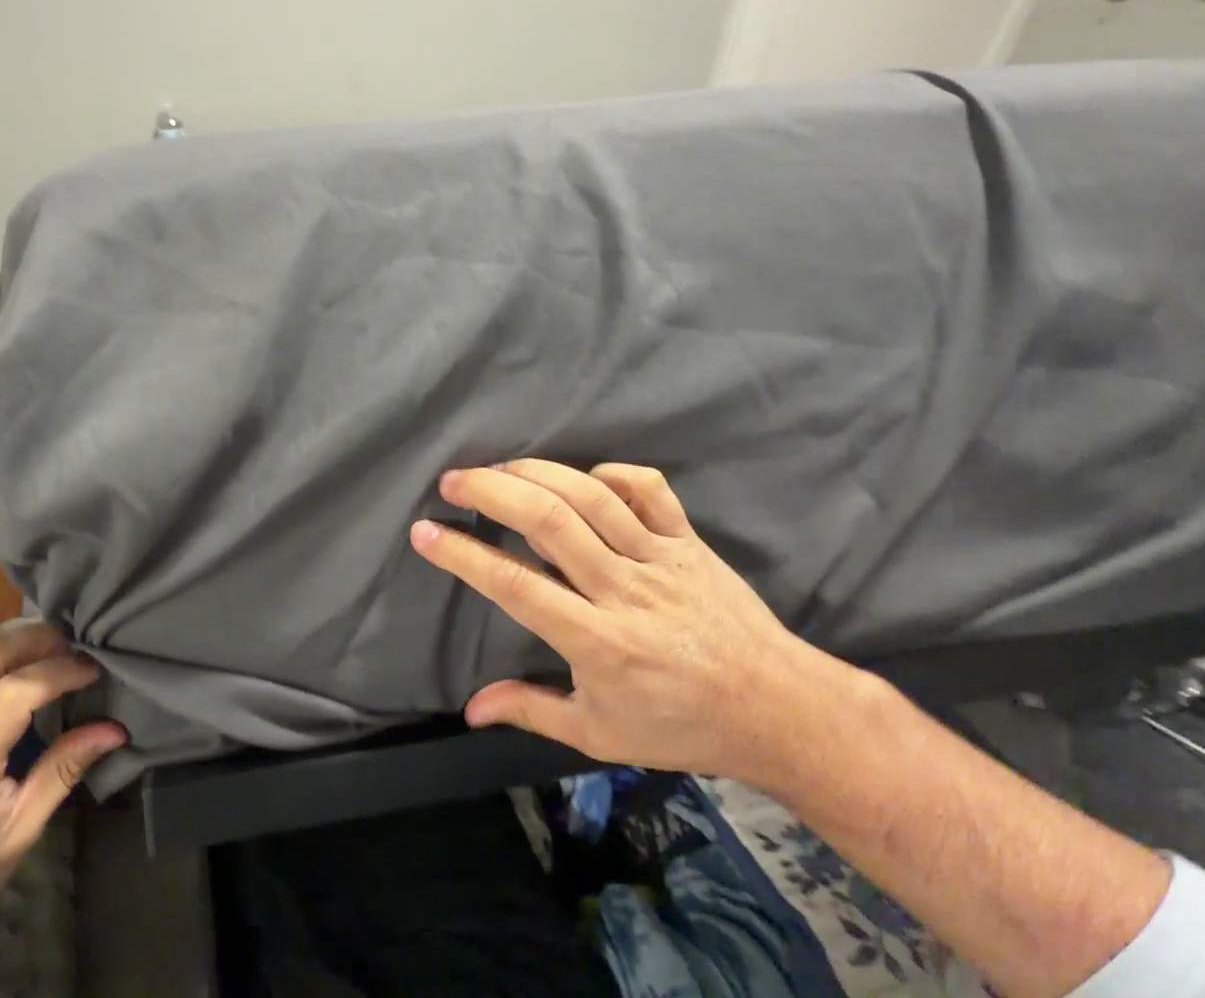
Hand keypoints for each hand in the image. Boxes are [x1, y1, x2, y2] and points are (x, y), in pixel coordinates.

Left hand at [0, 624, 125, 949]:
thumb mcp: (23, 829)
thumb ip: (64, 769)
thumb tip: (114, 729)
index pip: (12, 694)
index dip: (58, 672)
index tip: (93, 669)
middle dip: (32, 637)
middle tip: (76, 641)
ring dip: (13, 642)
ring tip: (57, 647)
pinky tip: (23, 667)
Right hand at [409, 459, 846, 782]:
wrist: (780, 710)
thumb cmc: (681, 727)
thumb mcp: (599, 734)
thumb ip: (531, 712)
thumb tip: (471, 709)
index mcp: (596, 640)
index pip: (513, 584)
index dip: (462, 555)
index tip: (424, 532)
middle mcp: (624, 589)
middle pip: (548, 521)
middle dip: (491, 492)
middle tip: (453, 482)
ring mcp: (662, 559)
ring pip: (591, 497)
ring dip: (537, 473)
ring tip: (499, 468)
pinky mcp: (691, 543)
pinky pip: (651, 491)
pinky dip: (612, 473)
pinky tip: (583, 477)